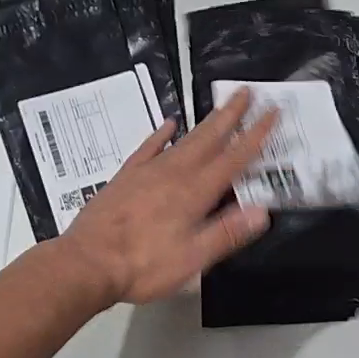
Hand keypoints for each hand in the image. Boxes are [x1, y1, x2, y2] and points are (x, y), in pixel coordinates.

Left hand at [59, 88, 277, 305]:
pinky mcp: (125, 178)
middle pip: (208, 139)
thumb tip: (262, 211)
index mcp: (194, 193)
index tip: (271, 113)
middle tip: (246, 91)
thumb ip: (226, 232)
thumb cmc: (144, 266)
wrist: (86, 263)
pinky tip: (168, 124)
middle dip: (230, 116)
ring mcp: (147, 173)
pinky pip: (147, 149)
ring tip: (219, 106)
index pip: (233, 160)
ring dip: (204, 123)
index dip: (254, 136)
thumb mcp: (192, 258)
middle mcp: (174, 175)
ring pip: (183, 141)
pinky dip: (161, 135)